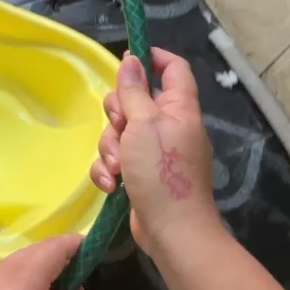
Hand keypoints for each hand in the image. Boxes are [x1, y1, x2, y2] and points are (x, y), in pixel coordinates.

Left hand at [0, 235, 87, 289]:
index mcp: (24, 276)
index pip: (55, 248)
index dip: (76, 246)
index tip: (94, 252)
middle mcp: (2, 271)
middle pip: (35, 253)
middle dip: (58, 261)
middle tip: (78, 285)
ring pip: (18, 266)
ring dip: (39, 274)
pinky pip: (4, 280)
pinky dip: (22, 286)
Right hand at [90, 48, 220, 255]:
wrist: (172, 232)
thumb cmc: (162, 171)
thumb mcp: (144, 123)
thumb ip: (135, 90)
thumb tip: (132, 59)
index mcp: (179, 108)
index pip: (173, 68)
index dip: (152, 57)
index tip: (127, 59)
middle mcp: (169, 126)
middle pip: (136, 99)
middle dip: (117, 113)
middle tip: (121, 126)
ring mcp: (155, 152)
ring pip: (120, 131)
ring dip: (111, 147)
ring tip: (117, 166)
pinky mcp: (140, 174)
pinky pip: (117, 158)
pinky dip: (109, 169)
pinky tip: (111, 184)